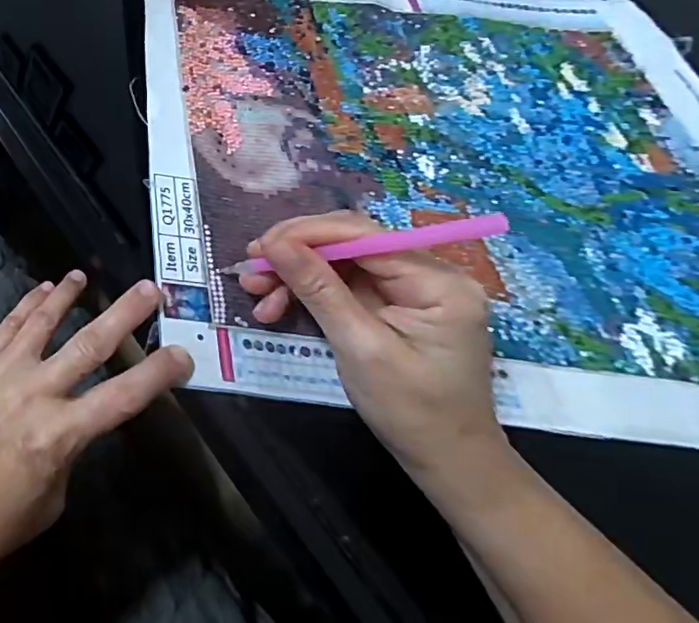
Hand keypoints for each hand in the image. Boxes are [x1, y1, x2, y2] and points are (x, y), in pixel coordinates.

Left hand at [0, 271, 192, 584]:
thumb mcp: (50, 498)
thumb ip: (68, 451)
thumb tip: (72, 421)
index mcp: (60, 435)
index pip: (122, 398)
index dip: (157, 375)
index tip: (183, 355)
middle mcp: (36, 393)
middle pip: (90, 345)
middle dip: (124, 314)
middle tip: (149, 289)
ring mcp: (4, 372)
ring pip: (44, 323)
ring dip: (67, 296)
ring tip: (84, 274)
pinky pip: (9, 326)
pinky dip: (28, 305)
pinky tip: (42, 290)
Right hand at [244, 212, 504, 476]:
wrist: (446, 463)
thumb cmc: (411, 411)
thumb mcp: (359, 347)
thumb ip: (317, 288)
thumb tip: (274, 242)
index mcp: (437, 282)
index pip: (362, 234)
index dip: (306, 234)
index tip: (260, 247)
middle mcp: (427, 274)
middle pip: (347, 242)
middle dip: (294, 254)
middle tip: (251, 268)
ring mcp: (408, 287)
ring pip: (337, 261)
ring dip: (293, 274)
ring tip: (255, 292)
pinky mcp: (390, 302)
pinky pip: (340, 282)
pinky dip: (306, 291)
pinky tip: (276, 306)